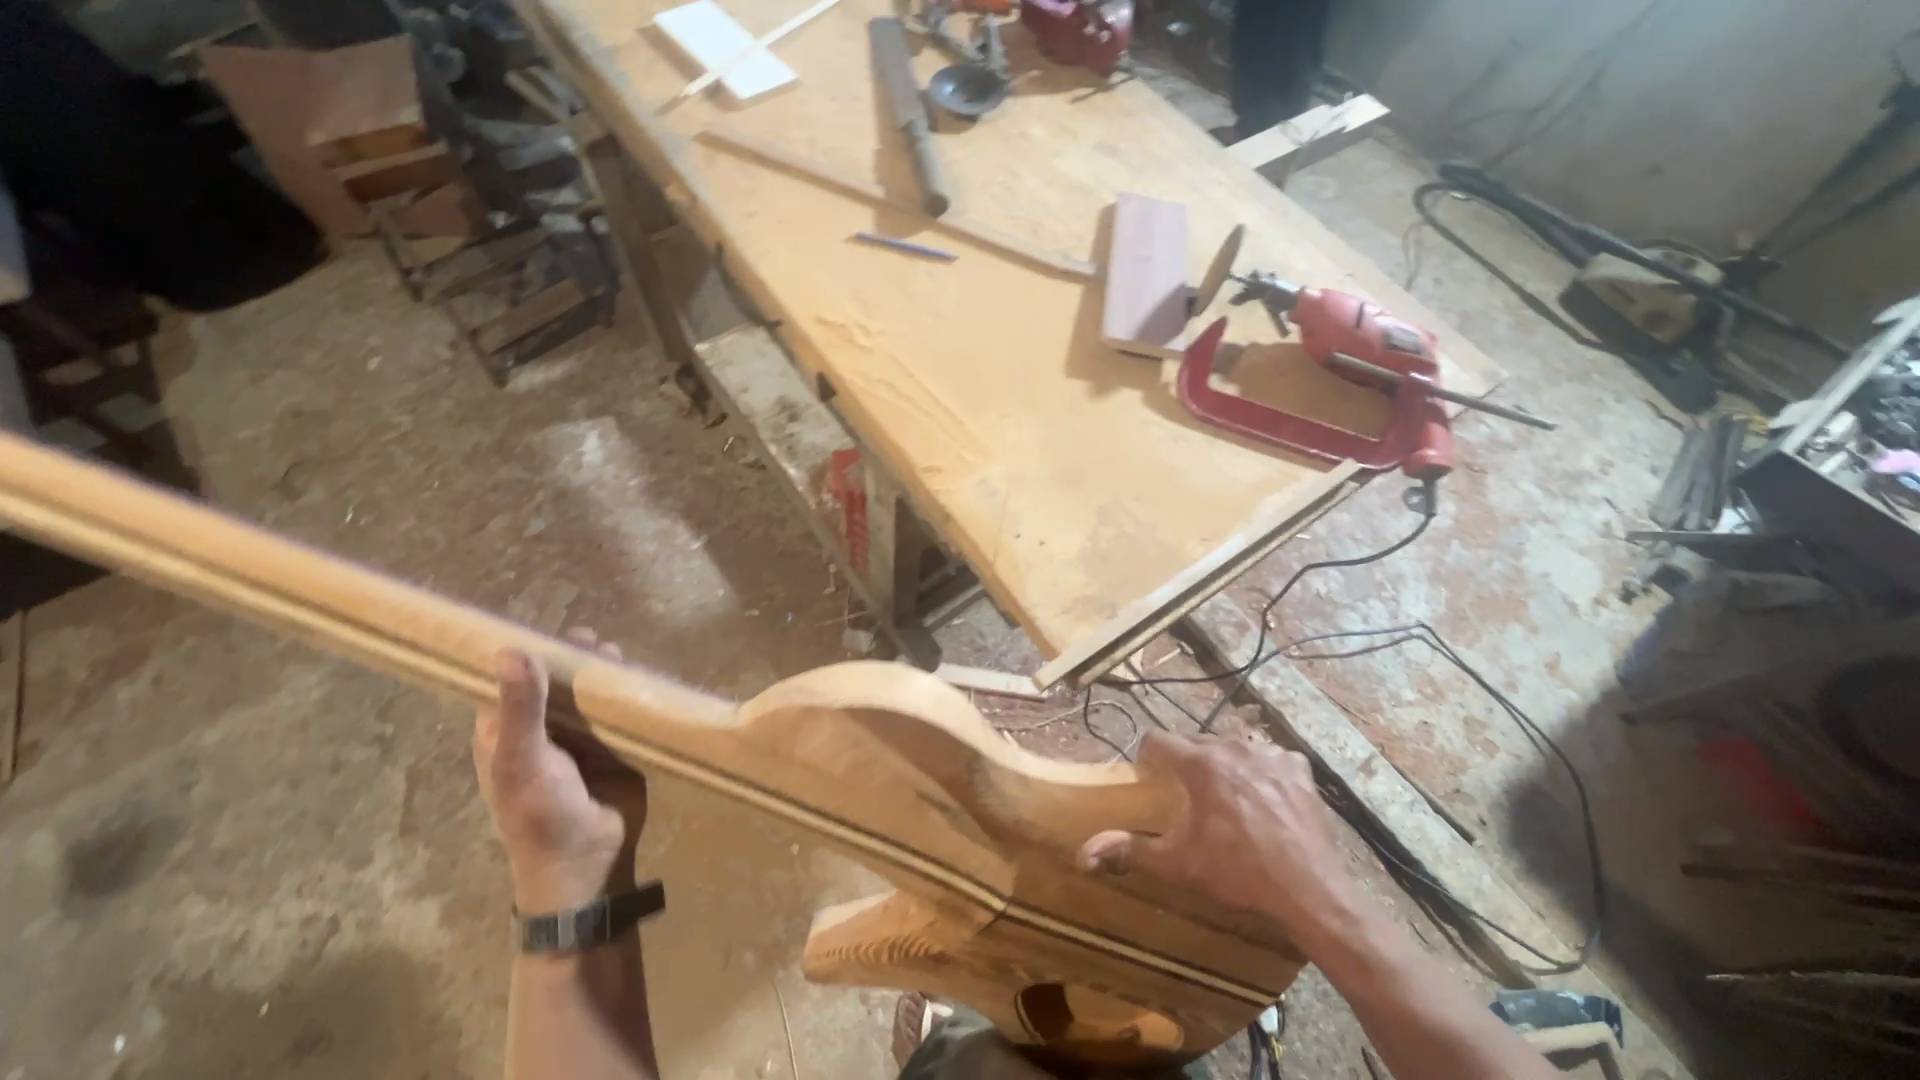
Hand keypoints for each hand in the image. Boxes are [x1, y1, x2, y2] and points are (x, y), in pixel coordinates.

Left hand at [473, 629, 647, 912]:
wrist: (586, 863)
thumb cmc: (539, 814)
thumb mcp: (522, 760)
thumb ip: (520, 708)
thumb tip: (513, 649)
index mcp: (505, 732)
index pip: (509, 680)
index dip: (525, 652)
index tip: (546, 628)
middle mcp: (542, 729)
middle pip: (556, 681)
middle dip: (573, 659)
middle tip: (593, 643)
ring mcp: (581, 738)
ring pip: (590, 693)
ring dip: (604, 674)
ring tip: (617, 656)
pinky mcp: (616, 746)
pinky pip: (622, 712)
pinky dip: (630, 694)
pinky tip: (642, 677)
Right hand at [1077, 733, 1365, 956]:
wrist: (1309, 891)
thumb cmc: (1238, 873)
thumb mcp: (1178, 864)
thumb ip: (1129, 852)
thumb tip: (1083, 854)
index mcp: (1201, 763)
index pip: (1158, 739)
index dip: (1148, 759)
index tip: (1151, 782)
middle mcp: (1234, 746)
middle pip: (1195, 741)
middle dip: (1185, 763)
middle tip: (1186, 798)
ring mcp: (1270, 753)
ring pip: (1231, 746)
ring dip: (1222, 764)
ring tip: (1226, 800)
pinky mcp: (1299, 767)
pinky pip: (1267, 757)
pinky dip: (1259, 771)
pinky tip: (1263, 800)